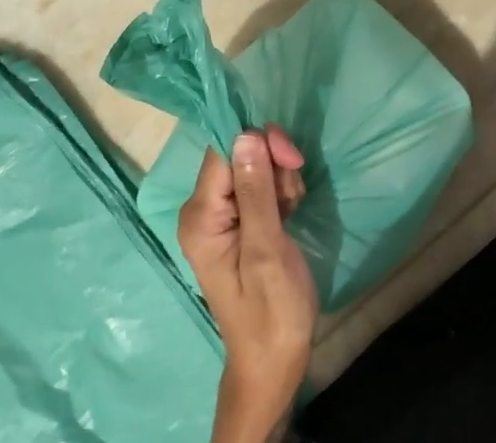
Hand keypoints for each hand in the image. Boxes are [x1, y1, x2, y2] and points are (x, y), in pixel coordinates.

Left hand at [179, 126, 314, 442]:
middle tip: (295, 194)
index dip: (259, 145)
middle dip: (273, 164)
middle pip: (239, 155)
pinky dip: (280, 192)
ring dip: (281, 179)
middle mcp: (203, 211)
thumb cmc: (272, 311)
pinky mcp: (239, 221)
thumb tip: (247, 136)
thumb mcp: (267, 251)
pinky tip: (289, 214)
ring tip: (291, 213)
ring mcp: (220, 216)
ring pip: (254, 167)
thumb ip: (256, 193)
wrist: (274, 360)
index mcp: (200, 217)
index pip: (224, 152)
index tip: (292, 160)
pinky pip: (260, 185)